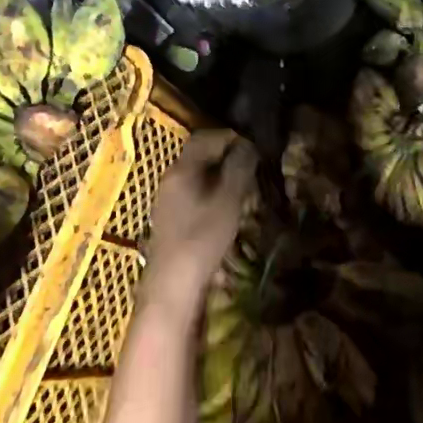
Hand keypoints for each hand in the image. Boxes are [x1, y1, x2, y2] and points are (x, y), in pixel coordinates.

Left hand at [144, 129, 256, 303]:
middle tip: (253, 166)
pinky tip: (227, 207)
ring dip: (221, 175)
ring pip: (198, 175)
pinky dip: (212, 191)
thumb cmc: (203, 238)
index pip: (206, 137)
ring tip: (245, 186)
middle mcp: (170, 178)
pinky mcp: (171, 217)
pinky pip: (194, 192)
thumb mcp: (228, 200)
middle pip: (200, 155)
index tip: (255, 147)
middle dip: (228, 156)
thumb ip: (239, 168)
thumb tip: (248, 144)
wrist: (173, 285)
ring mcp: (167, 199)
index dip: (232, 137)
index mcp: (181, 169)